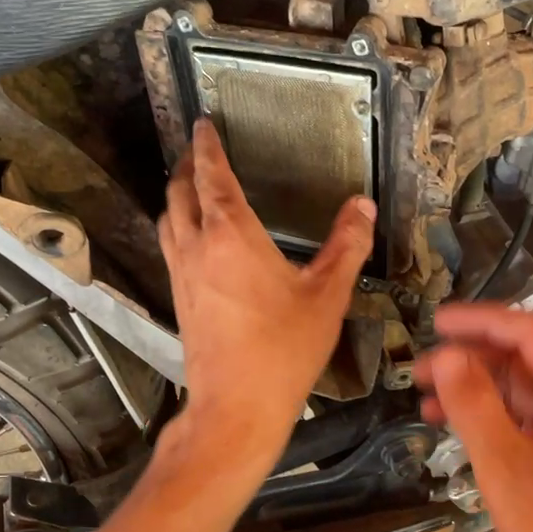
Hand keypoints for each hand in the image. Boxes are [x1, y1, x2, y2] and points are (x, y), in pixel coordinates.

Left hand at [158, 119, 374, 473]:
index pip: (212, 177)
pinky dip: (178, 229)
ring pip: (168, 221)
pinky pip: (171, 249)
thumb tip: (363, 206)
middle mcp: (197, 248)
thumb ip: (347, 246)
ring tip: (192, 190)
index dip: (207, 147)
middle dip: (187, 168)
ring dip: (177, 198)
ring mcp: (182, 276)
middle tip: (199, 153)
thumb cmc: (283, 349)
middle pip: (179, 194)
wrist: (236, 406)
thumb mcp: (327, 295)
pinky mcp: (180, 301)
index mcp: (231, 236)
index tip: (203, 125)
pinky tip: (197, 243)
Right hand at [417, 305, 532, 531]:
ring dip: (480, 391)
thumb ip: (474, 406)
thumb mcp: (508, 469)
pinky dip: (498, 419)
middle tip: (422, 370)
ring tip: (431, 402)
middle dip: (473, 359)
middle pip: (528, 360)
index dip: (481, 320)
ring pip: (528, 392)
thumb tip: (447, 356)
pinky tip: (464, 432)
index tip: (437, 321)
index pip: (530, 332)